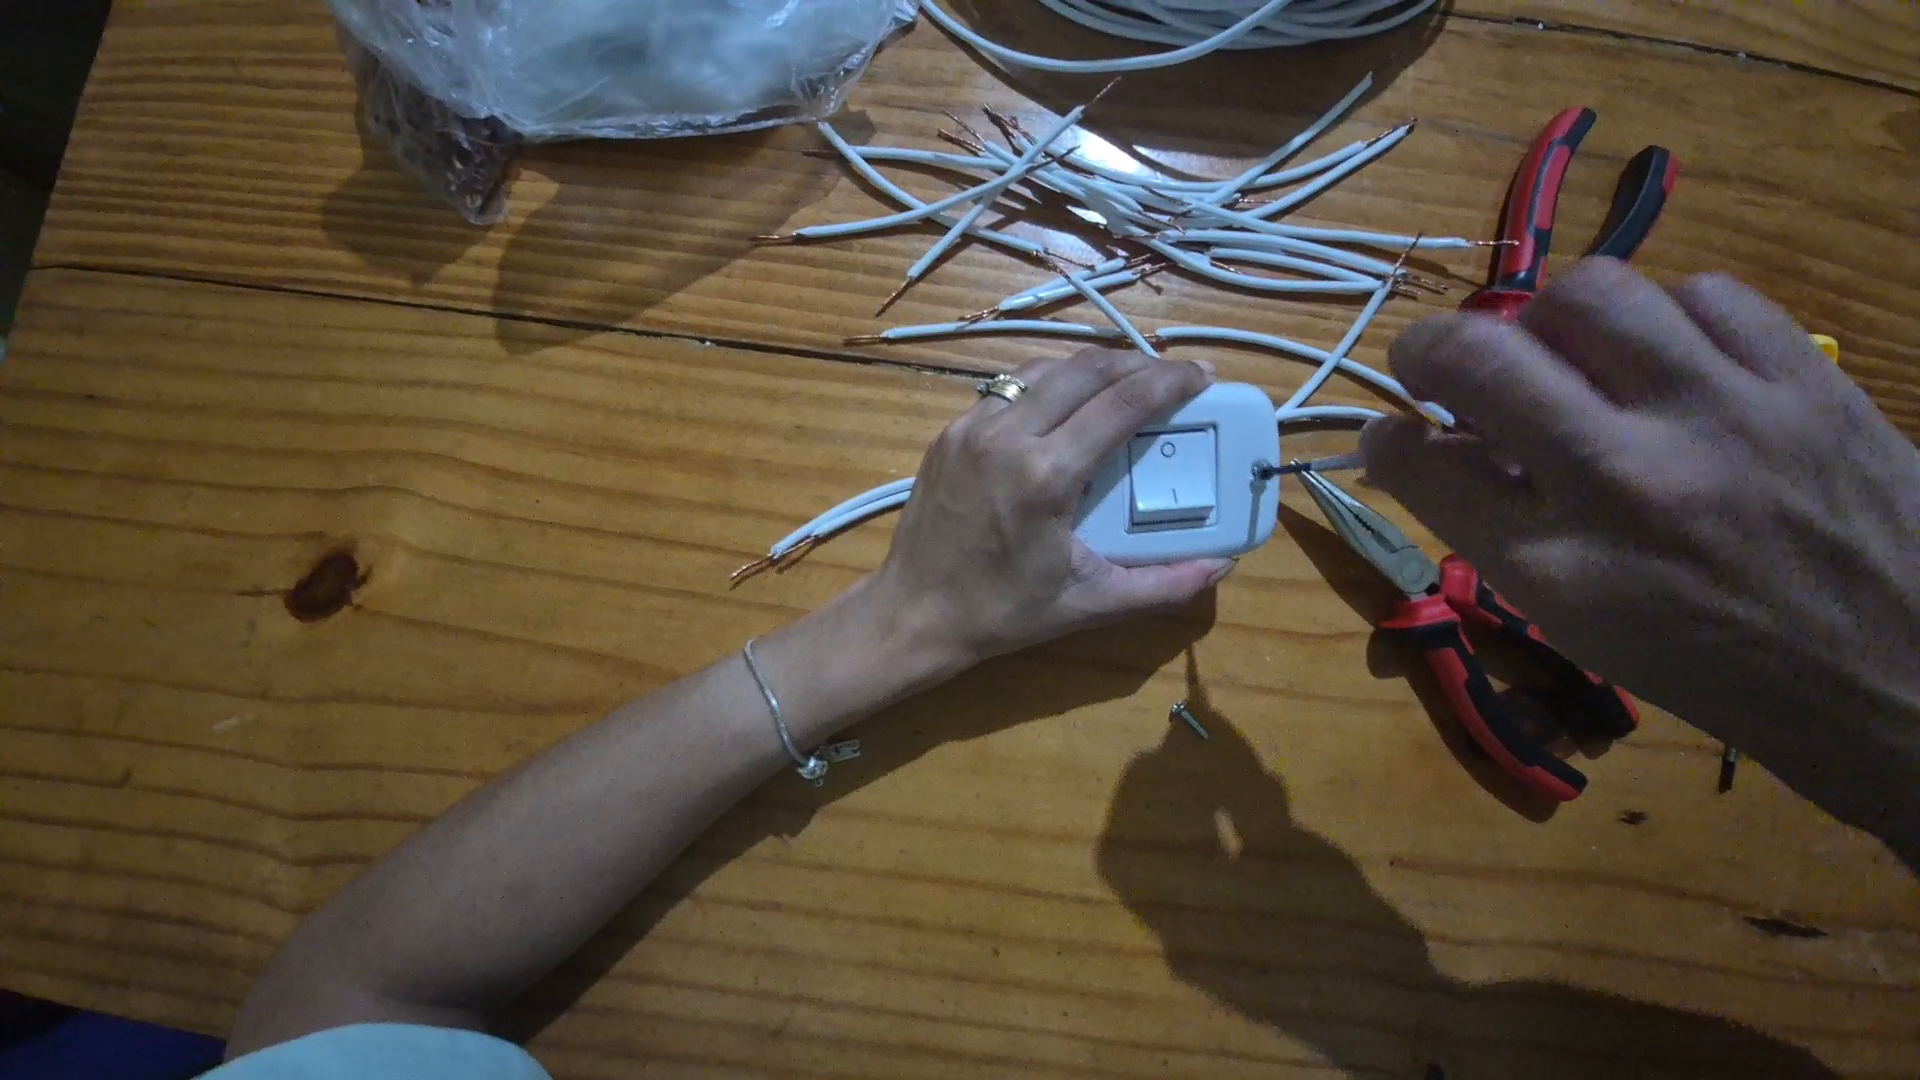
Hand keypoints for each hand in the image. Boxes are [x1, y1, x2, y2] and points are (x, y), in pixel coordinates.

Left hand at [873, 349, 1233, 667]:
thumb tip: (1223, 564)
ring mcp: (970, 428)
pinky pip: (1008, 389)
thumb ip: (1163, 585)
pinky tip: (1065, 407)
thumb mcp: (1090, 603)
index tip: (1204, 374)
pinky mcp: (948, 433)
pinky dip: (1048, 385)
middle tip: (1172, 378)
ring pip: (1043, 369)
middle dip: (1137, 363)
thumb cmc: (1002, 613)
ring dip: (1091, 368)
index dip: (1171, 379)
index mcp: (1045, 475)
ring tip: (1124, 385)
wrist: (914, 614)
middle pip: (1086, 368)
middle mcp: (1006, 435)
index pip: (1122, 401)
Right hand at [1361, 258, 1919, 848]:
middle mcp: (1625, 481)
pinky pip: (1704, 293)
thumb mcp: (1562, 612)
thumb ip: (1481, 521)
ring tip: (1555, 359)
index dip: (1383, 438)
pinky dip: (1657, 317)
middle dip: (1425, 348)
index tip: (1389, 433)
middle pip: (1481, 358)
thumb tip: (1419, 445)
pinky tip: (1657, 361)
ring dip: (1541, 322)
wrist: (1900, 672)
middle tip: (1433, 366)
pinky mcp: (1808, 381)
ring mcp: (1725, 418)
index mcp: (1552, 562)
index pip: (1421, 465)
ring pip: (1591, 294)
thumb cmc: (1696, 656)